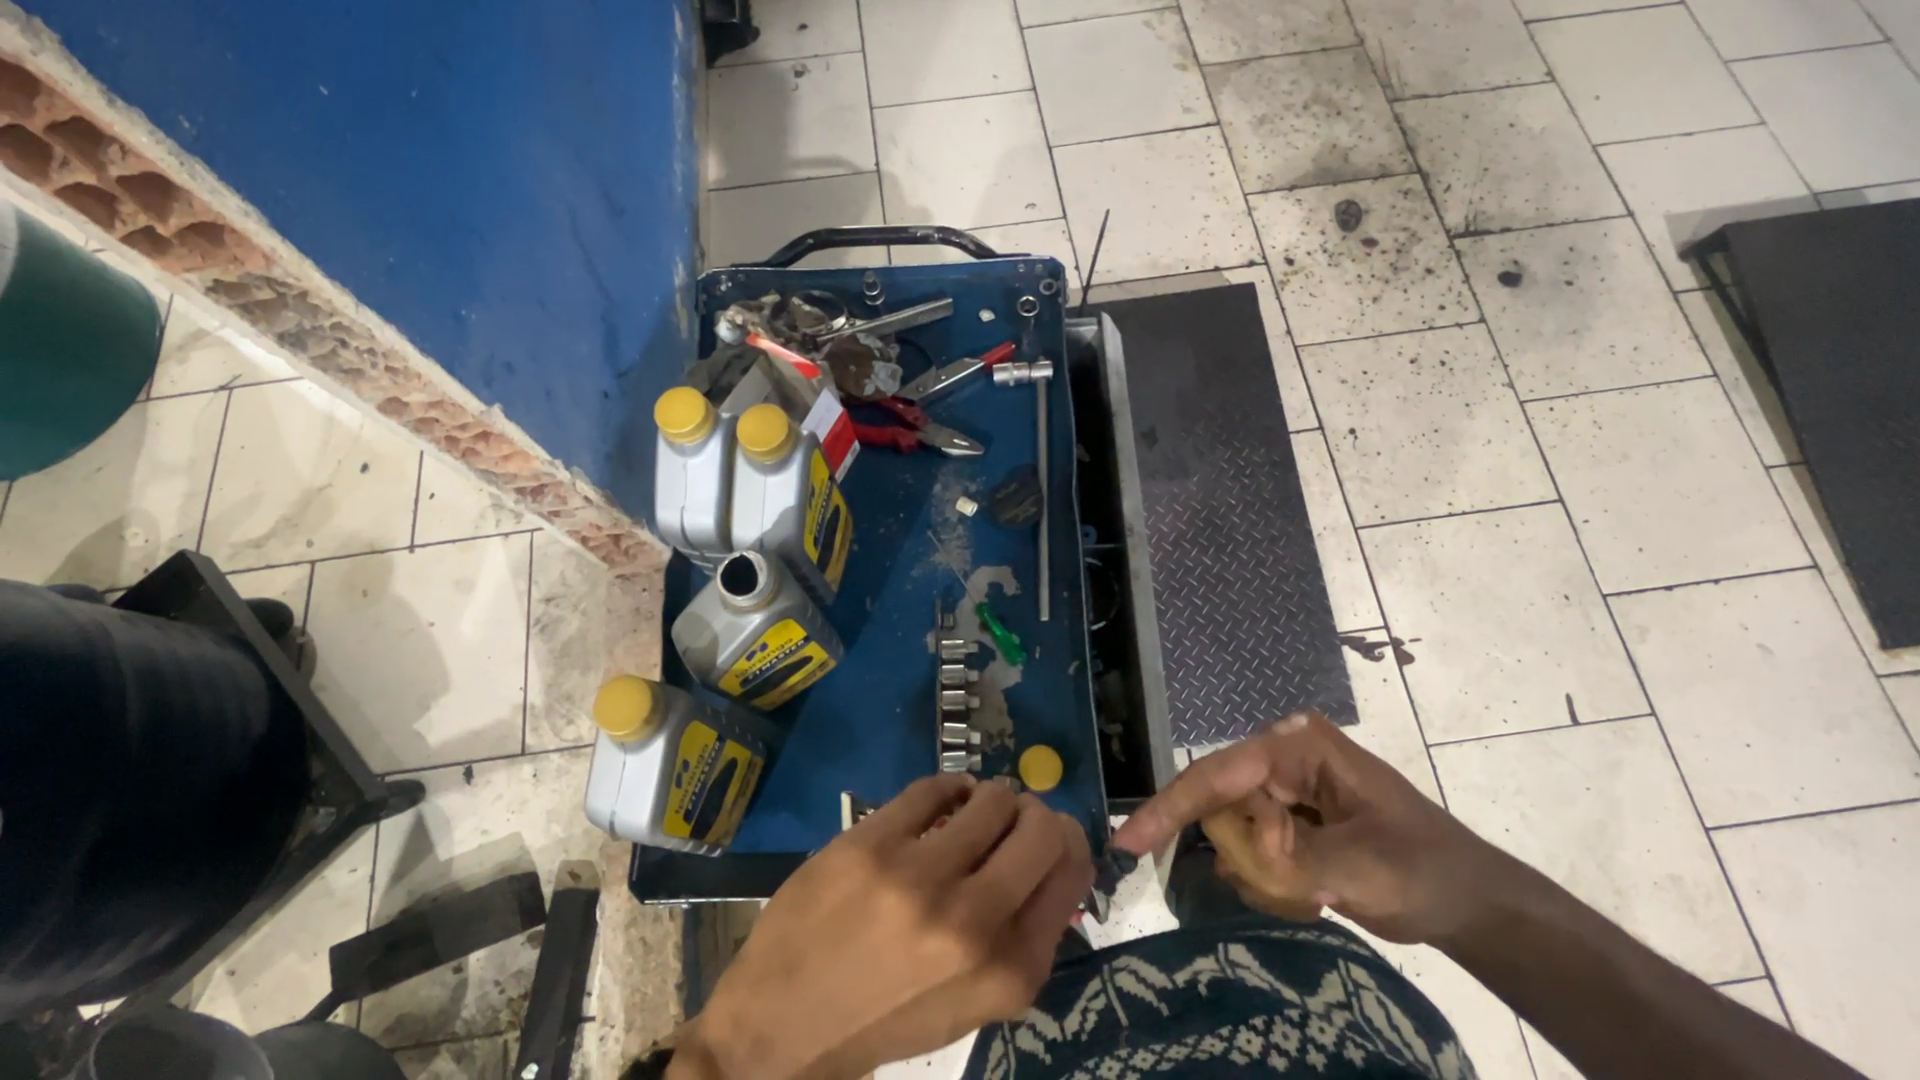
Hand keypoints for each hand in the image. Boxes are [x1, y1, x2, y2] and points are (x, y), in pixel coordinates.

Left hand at [675, 775, 1094, 1079]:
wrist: (783, 1028)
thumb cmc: (886, 1018)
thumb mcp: (974, 1003)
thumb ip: (1022, 938)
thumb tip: (1053, 860)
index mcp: (1010, 971)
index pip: (1071, 872)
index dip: (1066, 843)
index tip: (1047, 836)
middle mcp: (974, 922)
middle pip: (1042, 828)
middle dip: (1033, 816)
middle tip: (1010, 821)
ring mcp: (919, 878)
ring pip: (992, 798)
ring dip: (990, 798)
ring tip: (970, 811)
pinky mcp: (870, 845)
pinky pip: (934, 786)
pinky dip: (948, 786)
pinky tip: (940, 800)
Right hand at [1112, 711, 1517, 944]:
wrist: (1466, 903)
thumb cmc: (1425, 871)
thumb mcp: (1366, 870)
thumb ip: (1294, 860)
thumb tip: (1236, 859)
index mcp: (1299, 747)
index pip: (1218, 773)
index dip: (1170, 807)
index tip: (1127, 843)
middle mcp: (1280, 758)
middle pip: (1217, 805)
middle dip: (1245, 857)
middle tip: (1300, 891)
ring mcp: (1279, 790)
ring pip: (1228, 836)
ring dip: (1262, 877)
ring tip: (1317, 896)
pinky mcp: (1281, 820)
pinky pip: (1244, 853)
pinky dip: (1269, 884)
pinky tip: (1313, 895)